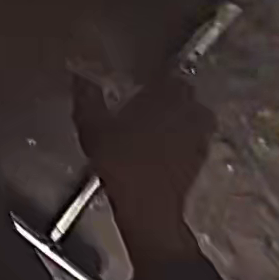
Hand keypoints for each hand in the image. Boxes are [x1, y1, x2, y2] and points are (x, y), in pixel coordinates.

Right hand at [72, 73, 215, 259]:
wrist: (147, 204)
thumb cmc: (118, 159)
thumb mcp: (91, 125)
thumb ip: (87, 98)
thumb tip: (79, 75)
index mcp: (161, 102)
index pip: (170, 78)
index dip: (158, 75)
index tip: (143, 77)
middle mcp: (185, 116)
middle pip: (189, 95)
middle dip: (174, 92)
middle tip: (151, 96)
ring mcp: (197, 140)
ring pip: (199, 117)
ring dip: (185, 112)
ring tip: (162, 117)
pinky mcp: (199, 160)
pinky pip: (197, 137)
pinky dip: (186, 134)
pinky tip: (166, 142)